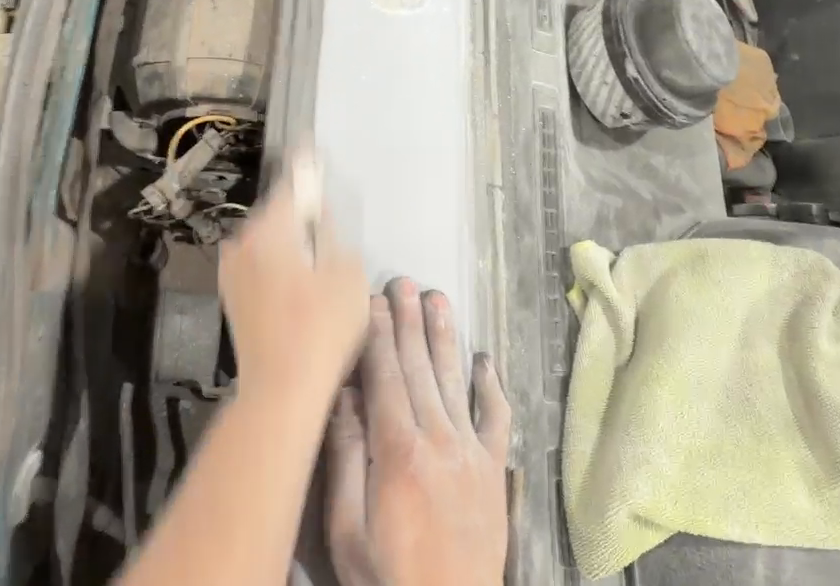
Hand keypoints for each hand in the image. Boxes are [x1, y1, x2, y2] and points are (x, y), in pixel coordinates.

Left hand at [218, 149, 368, 404]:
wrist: (281, 387)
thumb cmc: (322, 327)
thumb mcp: (346, 271)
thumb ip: (331, 230)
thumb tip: (319, 210)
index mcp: (271, 227)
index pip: (292, 182)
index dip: (306, 166)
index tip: (311, 149)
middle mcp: (243, 240)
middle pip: (277, 212)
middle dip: (300, 213)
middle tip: (327, 225)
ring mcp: (232, 269)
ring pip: (267, 240)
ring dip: (288, 241)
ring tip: (317, 264)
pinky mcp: (231, 295)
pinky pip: (259, 264)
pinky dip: (277, 264)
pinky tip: (298, 287)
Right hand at [328, 279, 511, 585]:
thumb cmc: (387, 578)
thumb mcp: (347, 530)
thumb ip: (346, 460)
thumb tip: (343, 398)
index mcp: (398, 451)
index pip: (385, 376)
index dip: (377, 335)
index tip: (372, 300)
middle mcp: (439, 440)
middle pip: (419, 367)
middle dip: (409, 322)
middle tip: (404, 283)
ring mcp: (472, 453)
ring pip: (454, 381)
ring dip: (444, 337)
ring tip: (439, 299)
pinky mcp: (494, 471)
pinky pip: (496, 419)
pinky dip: (491, 387)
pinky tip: (485, 360)